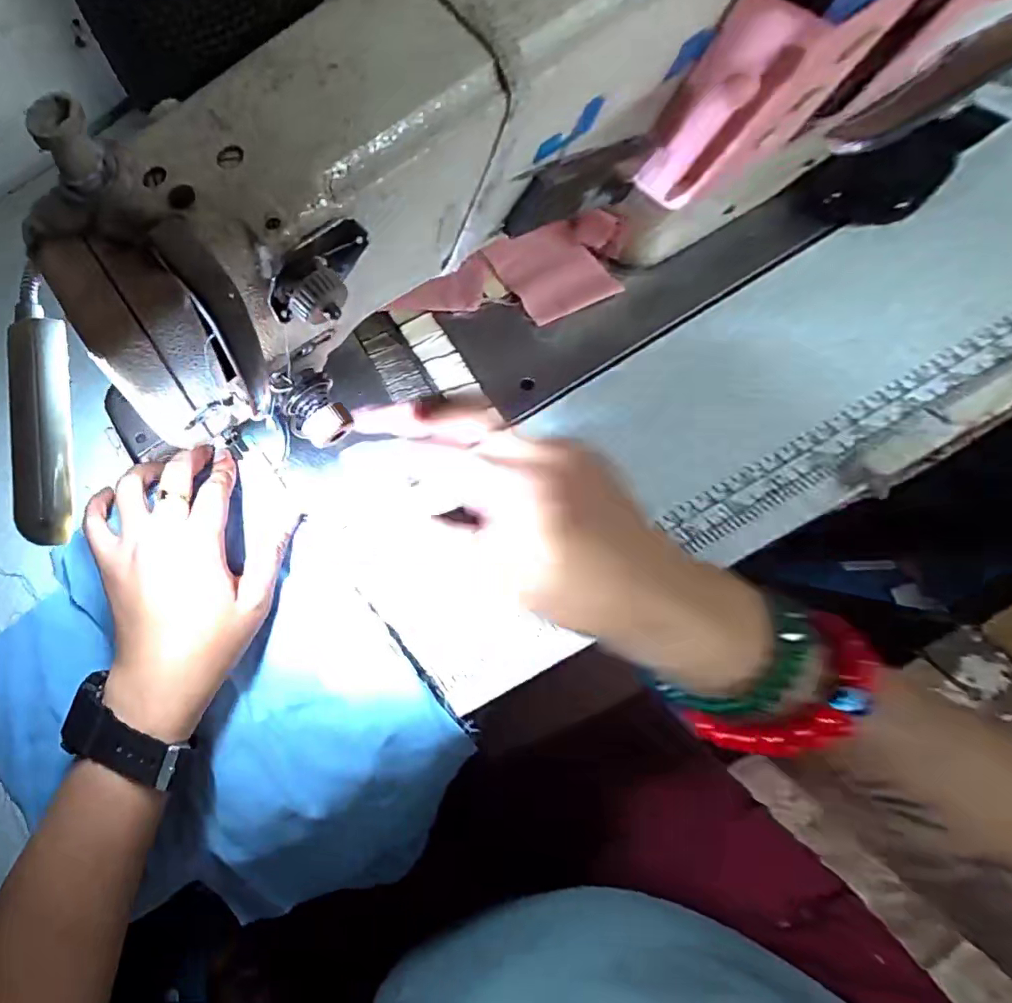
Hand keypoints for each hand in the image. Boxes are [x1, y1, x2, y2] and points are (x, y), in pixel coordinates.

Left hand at [82, 445, 291, 742]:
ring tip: (162, 468)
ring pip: (129, 485)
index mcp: (200, 542)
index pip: (213, 488)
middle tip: (201, 453)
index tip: (229, 460)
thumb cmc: (211, 644)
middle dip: (190, 456)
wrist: (160, 679)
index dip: (224, 468)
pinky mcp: (106, 560)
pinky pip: (94, 518)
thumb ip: (271, 555)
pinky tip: (115, 495)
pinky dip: (101, 500)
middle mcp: (161, 534)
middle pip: (172, 476)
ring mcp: (129, 545)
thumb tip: (290, 516)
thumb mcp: (254, 603)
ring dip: (147, 468)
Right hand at [350, 403, 771, 694]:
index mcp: (518, 485)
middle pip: (462, 418)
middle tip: (370, 417)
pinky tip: (462, 458)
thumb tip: (399, 510)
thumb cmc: (574, 596)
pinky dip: (478, 442)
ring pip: (488, 423)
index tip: (355, 451)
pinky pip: (515, 437)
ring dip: (443, 427)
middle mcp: (540, 450)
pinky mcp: (576, 451)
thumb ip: (442, 533)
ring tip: (406, 433)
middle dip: (411, 416)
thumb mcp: (497, 574)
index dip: (391, 453)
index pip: (438, 457)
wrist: (656, 593)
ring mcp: (563, 445)